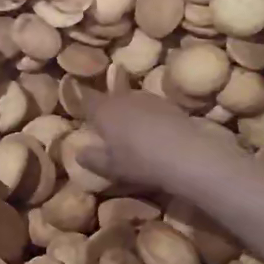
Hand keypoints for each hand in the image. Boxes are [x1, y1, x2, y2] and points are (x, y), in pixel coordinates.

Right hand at [82, 91, 251, 191]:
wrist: (184, 153)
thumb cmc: (139, 161)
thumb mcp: (110, 167)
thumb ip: (92, 159)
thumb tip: (79, 152)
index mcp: (104, 111)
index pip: (87, 99)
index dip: (82, 99)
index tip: (80, 101)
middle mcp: (123, 98)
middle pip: (111, 96)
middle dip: (107, 105)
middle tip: (106, 119)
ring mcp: (148, 98)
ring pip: (132, 99)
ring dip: (129, 109)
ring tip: (131, 126)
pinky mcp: (169, 104)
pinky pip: (150, 106)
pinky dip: (148, 115)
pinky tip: (153, 130)